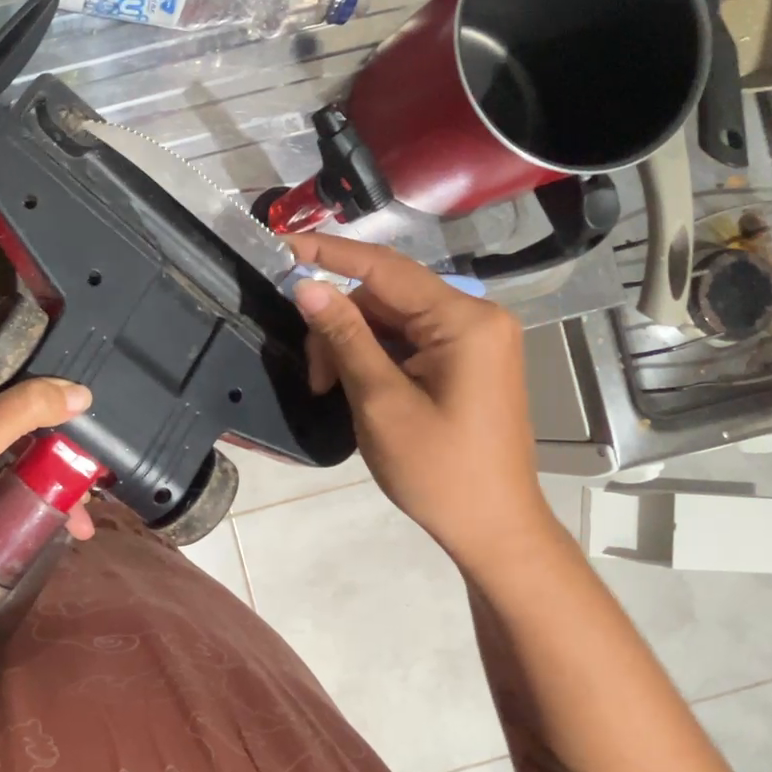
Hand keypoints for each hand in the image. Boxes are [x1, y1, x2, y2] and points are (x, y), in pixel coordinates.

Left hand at [0, 378, 94, 552]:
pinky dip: (18, 494)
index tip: (95, 453)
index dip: (67, 420)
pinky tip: (33, 518)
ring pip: (12, 458)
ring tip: (74, 524)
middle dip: (61, 464)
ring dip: (43, 484)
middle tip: (88, 502)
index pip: (32, 394)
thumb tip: (81, 391)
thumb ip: (25, 410)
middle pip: (26, 431)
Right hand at [285, 234, 553, 565]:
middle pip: (384, 295)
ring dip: (350, 345)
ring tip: (330, 390)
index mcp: (463, 320)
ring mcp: (472, 339)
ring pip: (390, 319)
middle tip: (313, 375)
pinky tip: (352, 386)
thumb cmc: (437, 469)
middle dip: (336, 323)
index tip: (279, 245)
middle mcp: (475, 317)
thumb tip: (306, 286)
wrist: (492, 526)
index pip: (383, 268)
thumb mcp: (379, 402)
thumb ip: (344, 337)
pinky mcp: (464, 360)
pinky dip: (371, 357)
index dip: (328, 254)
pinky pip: (406, 340)